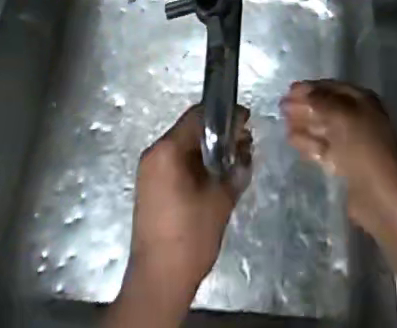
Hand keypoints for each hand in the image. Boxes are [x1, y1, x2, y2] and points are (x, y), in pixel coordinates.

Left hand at [118, 104, 251, 313]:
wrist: (159, 281)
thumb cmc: (190, 236)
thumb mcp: (221, 198)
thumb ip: (237, 167)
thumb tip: (245, 150)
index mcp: (166, 150)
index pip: (198, 115)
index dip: (225, 114)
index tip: (246, 121)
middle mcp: (154, 154)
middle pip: (191, 130)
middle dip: (220, 134)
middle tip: (245, 144)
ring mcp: (149, 172)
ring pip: (185, 148)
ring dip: (211, 151)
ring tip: (236, 162)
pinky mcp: (151, 189)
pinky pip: (177, 164)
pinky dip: (198, 165)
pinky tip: (218, 178)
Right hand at [279, 80, 396, 234]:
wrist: (380, 196)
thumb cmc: (364, 149)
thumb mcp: (343, 117)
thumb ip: (322, 101)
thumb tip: (303, 91)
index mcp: (363, 101)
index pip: (333, 88)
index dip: (311, 88)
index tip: (288, 90)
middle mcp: (358, 118)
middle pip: (327, 106)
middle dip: (304, 104)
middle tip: (281, 106)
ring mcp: (351, 141)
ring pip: (323, 126)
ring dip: (303, 121)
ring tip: (282, 120)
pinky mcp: (344, 163)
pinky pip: (322, 146)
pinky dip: (307, 141)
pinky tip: (290, 138)